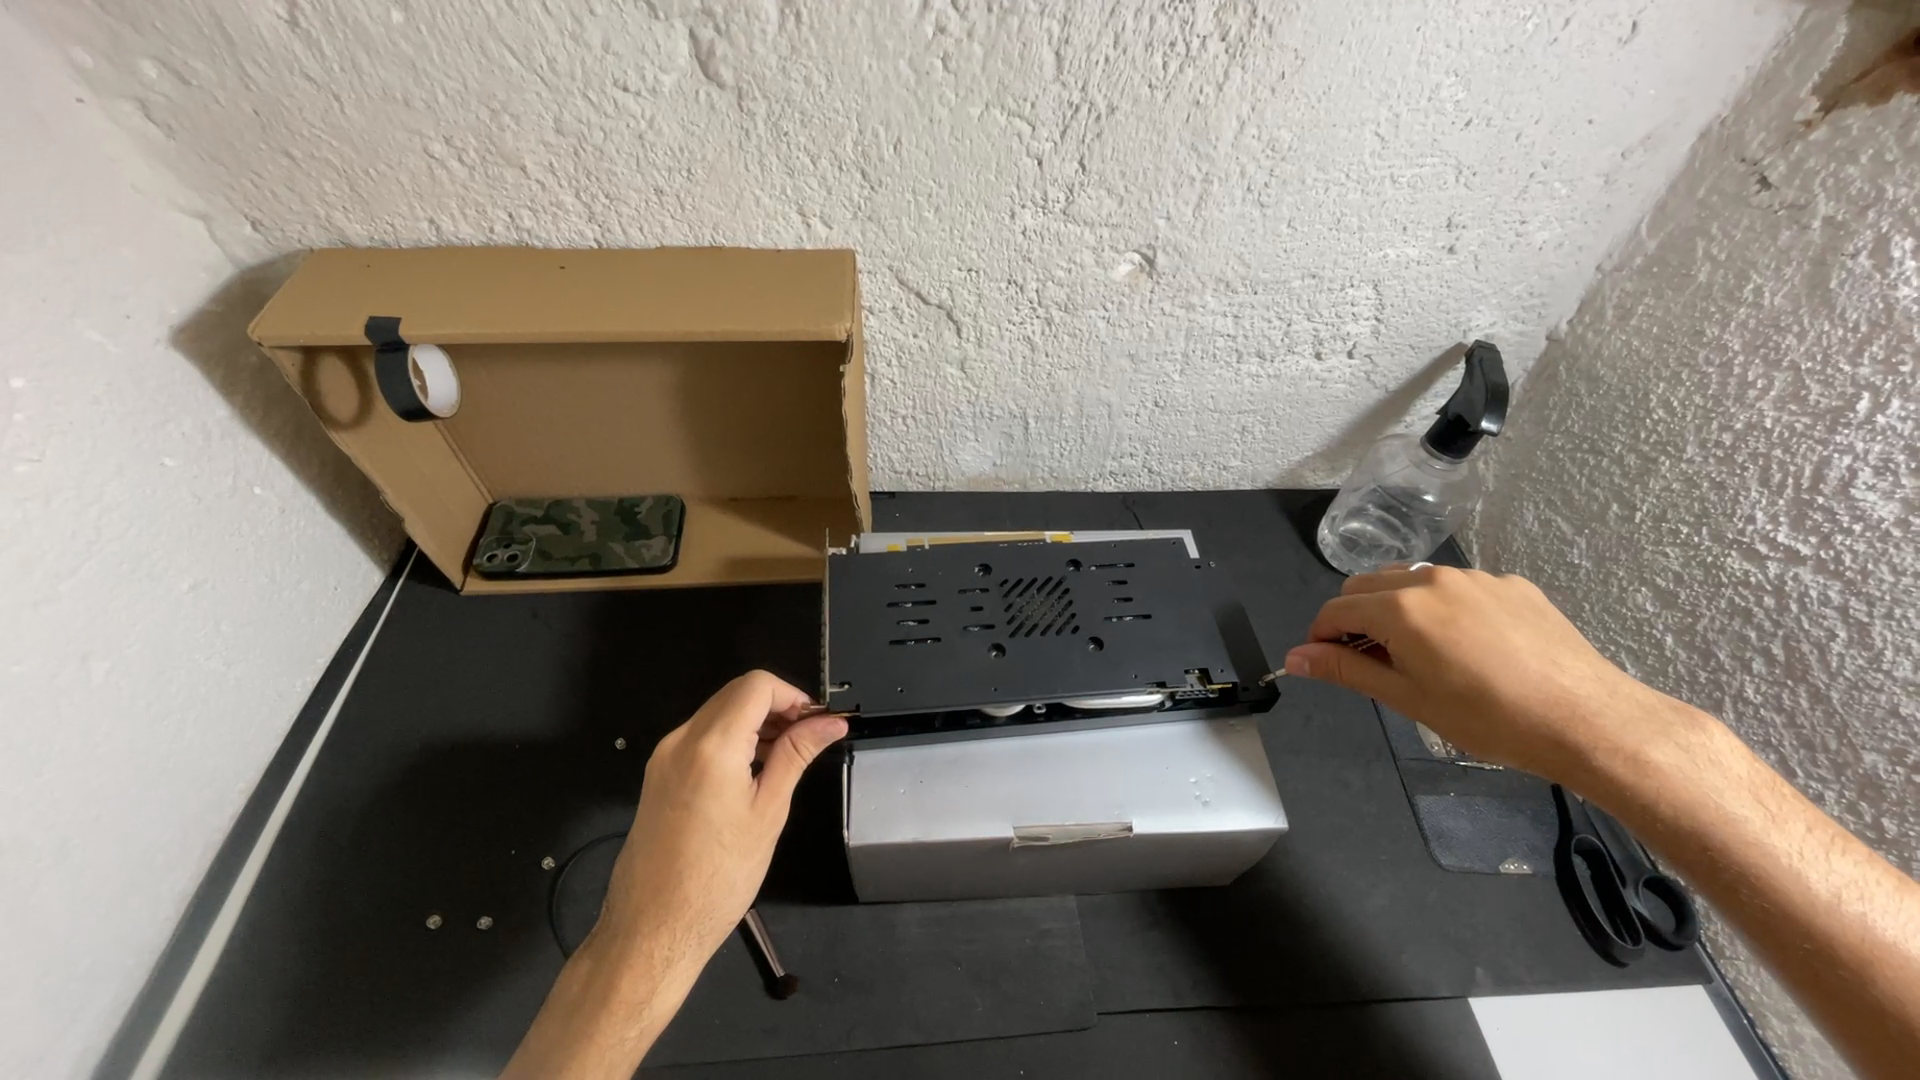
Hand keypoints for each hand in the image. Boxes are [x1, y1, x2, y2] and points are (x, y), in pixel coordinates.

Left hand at [502, 671, 845, 1079]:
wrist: (652, 930)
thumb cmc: (719, 877)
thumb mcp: (768, 812)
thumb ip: (797, 755)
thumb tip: (831, 722)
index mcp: (711, 745)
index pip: (756, 685)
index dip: (793, 695)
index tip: (817, 722)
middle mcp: (680, 740)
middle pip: (736, 694)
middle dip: (777, 707)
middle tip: (809, 739)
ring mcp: (664, 757)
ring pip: (718, 713)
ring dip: (756, 723)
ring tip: (786, 759)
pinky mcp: (658, 775)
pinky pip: (701, 737)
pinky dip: (733, 741)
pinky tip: (754, 773)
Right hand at [1285, 564, 1690, 779]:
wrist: (1587, 720)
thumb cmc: (1487, 718)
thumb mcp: (1405, 698)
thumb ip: (1344, 669)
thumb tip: (1295, 658)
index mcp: (1400, 607)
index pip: (1335, 609)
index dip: (1321, 637)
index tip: (1328, 664)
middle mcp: (1432, 579)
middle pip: (1367, 585)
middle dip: (1356, 618)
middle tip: (1373, 663)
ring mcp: (1476, 578)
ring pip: (1412, 581)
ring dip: (1398, 609)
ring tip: (1422, 655)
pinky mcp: (1512, 585)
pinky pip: (1458, 588)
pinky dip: (1444, 609)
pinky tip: (1471, 648)